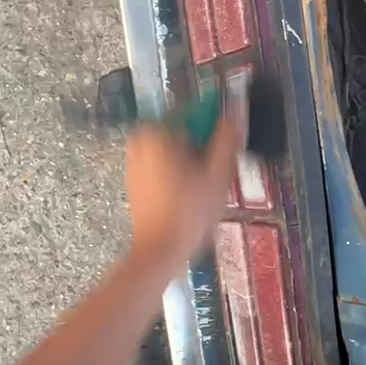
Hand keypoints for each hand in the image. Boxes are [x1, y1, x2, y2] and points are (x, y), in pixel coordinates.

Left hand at [124, 110, 243, 266]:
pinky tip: (187, 197)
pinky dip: (175, 176)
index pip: (193, 115)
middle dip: (200, 149)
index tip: (222, 152)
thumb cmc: (190, 212)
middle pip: (182, 134)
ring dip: (189, 163)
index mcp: (157, 132)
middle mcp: (140, 140)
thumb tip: (232, 115)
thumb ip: (226, 139)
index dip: (212, 131)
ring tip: (202, 189)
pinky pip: (161, 167)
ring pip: (172, 152)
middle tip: (213, 175)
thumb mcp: (218, 174)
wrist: (160, 249)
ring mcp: (133, 161)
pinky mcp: (133, 180)